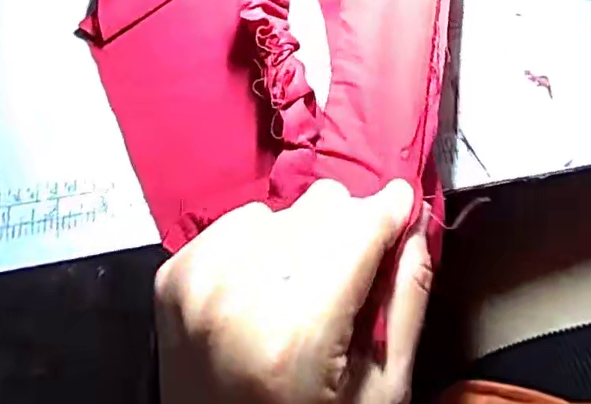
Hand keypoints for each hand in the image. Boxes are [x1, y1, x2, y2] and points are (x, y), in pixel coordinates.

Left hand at [155, 179, 430, 403]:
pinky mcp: (175, 272)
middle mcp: (238, 292)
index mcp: (295, 331)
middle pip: (320, 207)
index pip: (356, 226)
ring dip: (301, 240)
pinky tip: (262, 295)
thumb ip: (405, 300)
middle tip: (348, 282)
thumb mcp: (379, 393)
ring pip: (281, 210)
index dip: (389, 211)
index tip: (404, 205)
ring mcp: (199, 277)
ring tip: (299, 298)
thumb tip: (414, 220)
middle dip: (347, 233)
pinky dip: (259, 247)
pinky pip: (238, 223)